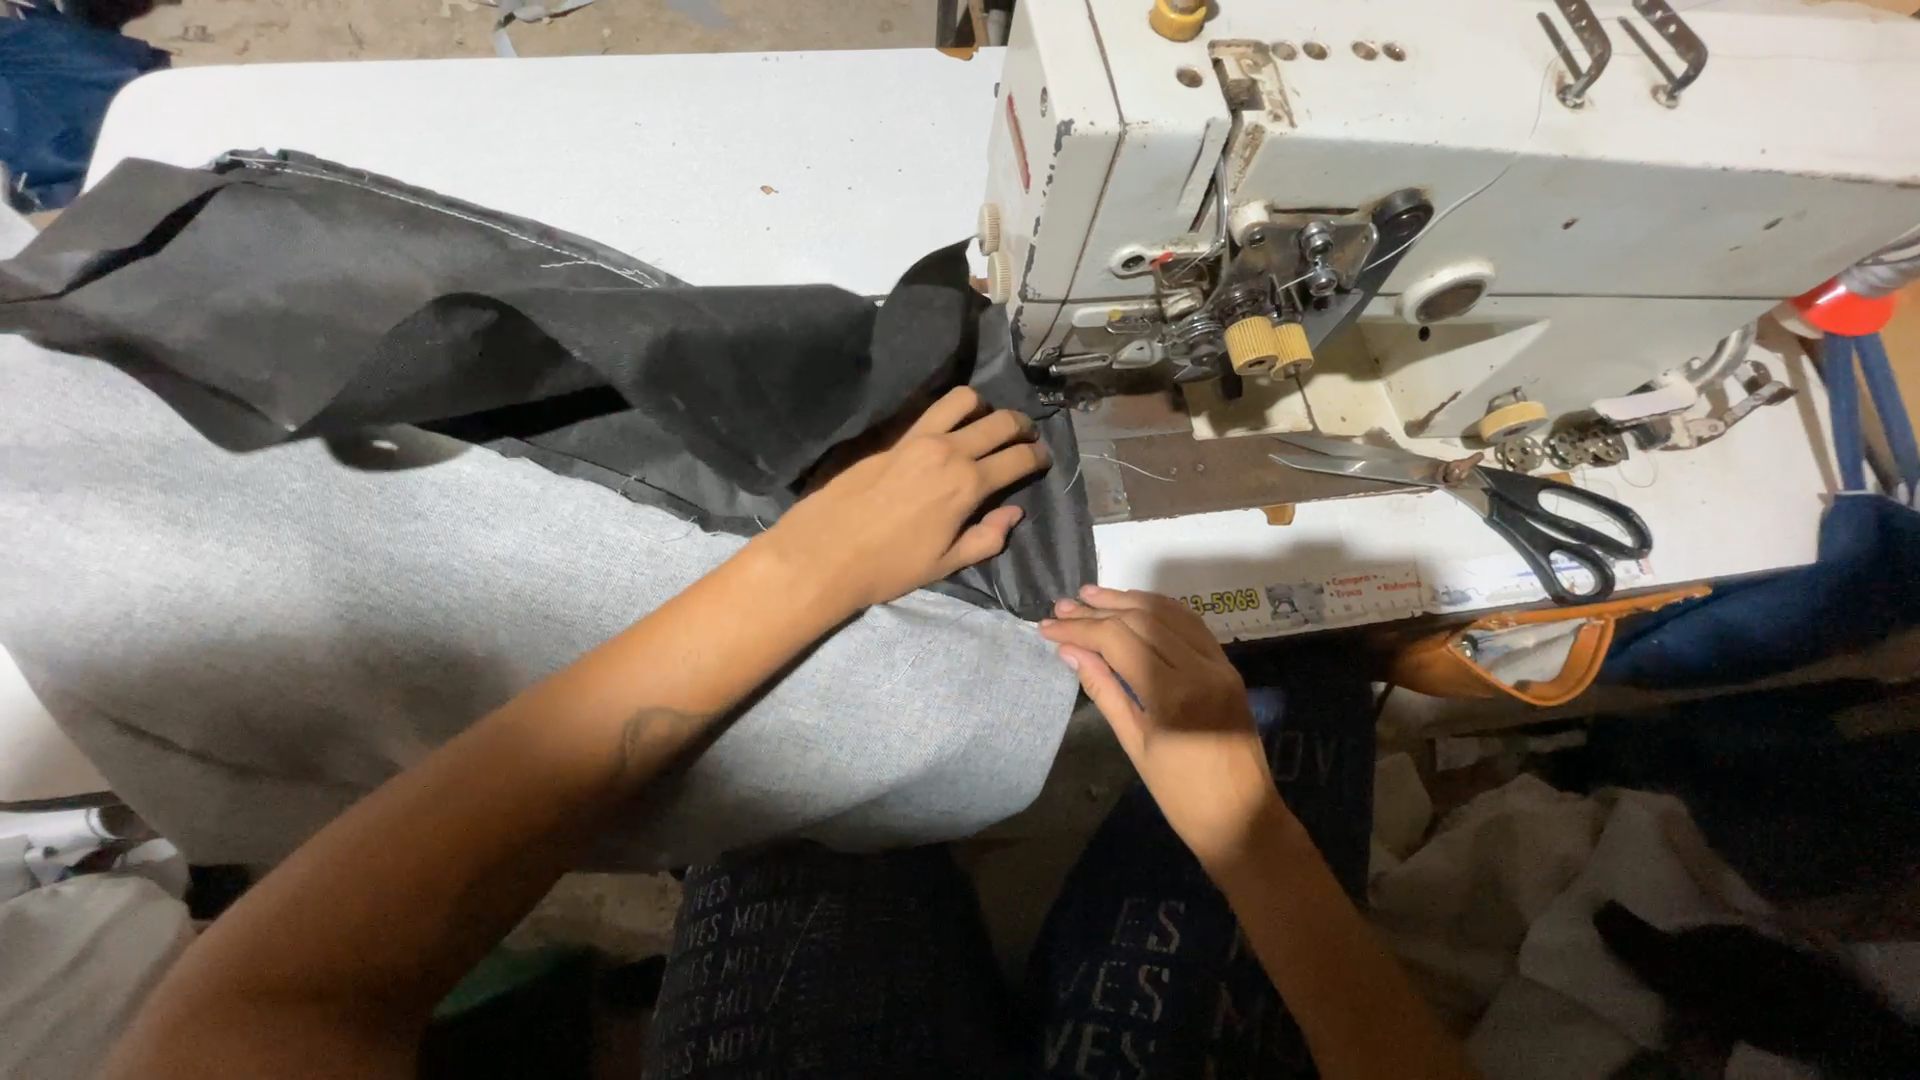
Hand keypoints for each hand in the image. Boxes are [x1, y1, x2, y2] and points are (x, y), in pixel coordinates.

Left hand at [759, 386, 1050, 612]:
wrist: (825, 552)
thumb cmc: (889, 566)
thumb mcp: (947, 563)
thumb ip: (988, 537)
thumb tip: (1014, 513)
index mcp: (968, 484)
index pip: (1018, 458)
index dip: (1038, 457)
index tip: (1043, 459)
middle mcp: (949, 450)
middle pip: (1000, 422)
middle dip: (1022, 426)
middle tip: (1026, 436)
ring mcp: (918, 438)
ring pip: (964, 400)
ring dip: (985, 407)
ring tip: (987, 422)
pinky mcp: (893, 437)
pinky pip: (930, 409)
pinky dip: (950, 409)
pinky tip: (950, 425)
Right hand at [1040, 586, 1291, 871]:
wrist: (1243, 819)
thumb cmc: (1181, 795)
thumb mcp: (1134, 744)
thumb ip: (1103, 690)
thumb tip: (1069, 652)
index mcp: (1173, 693)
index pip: (1118, 641)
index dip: (1079, 629)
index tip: (1046, 628)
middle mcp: (1200, 667)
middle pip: (1141, 620)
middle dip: (1097, 611)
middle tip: (1062, 607)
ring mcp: (1219, 663)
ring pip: (1167, 613)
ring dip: (1126, 600)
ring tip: (1090, 596)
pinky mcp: (1227, 666)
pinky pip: (1191, 624)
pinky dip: (1158, 608)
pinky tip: (1134, 606)